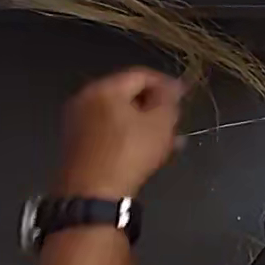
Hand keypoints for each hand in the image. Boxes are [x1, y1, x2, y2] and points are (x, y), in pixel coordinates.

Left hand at [54, 68, 184, 198]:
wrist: (94, 190)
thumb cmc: (131, 152)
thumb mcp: (161, 123)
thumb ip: (168, 99)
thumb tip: (173, 85)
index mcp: (105, 89)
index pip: (141, 74)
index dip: (167, 83)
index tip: (186, 96)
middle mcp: (86, 98)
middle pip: (128, 92)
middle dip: (155, 104)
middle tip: (176, 119)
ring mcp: (78, 119)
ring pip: (120, 111)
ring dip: (145, 120)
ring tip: (166, 136)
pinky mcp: (78, 139)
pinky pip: (110, 126)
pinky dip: (130, 131)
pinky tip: (146, 147)